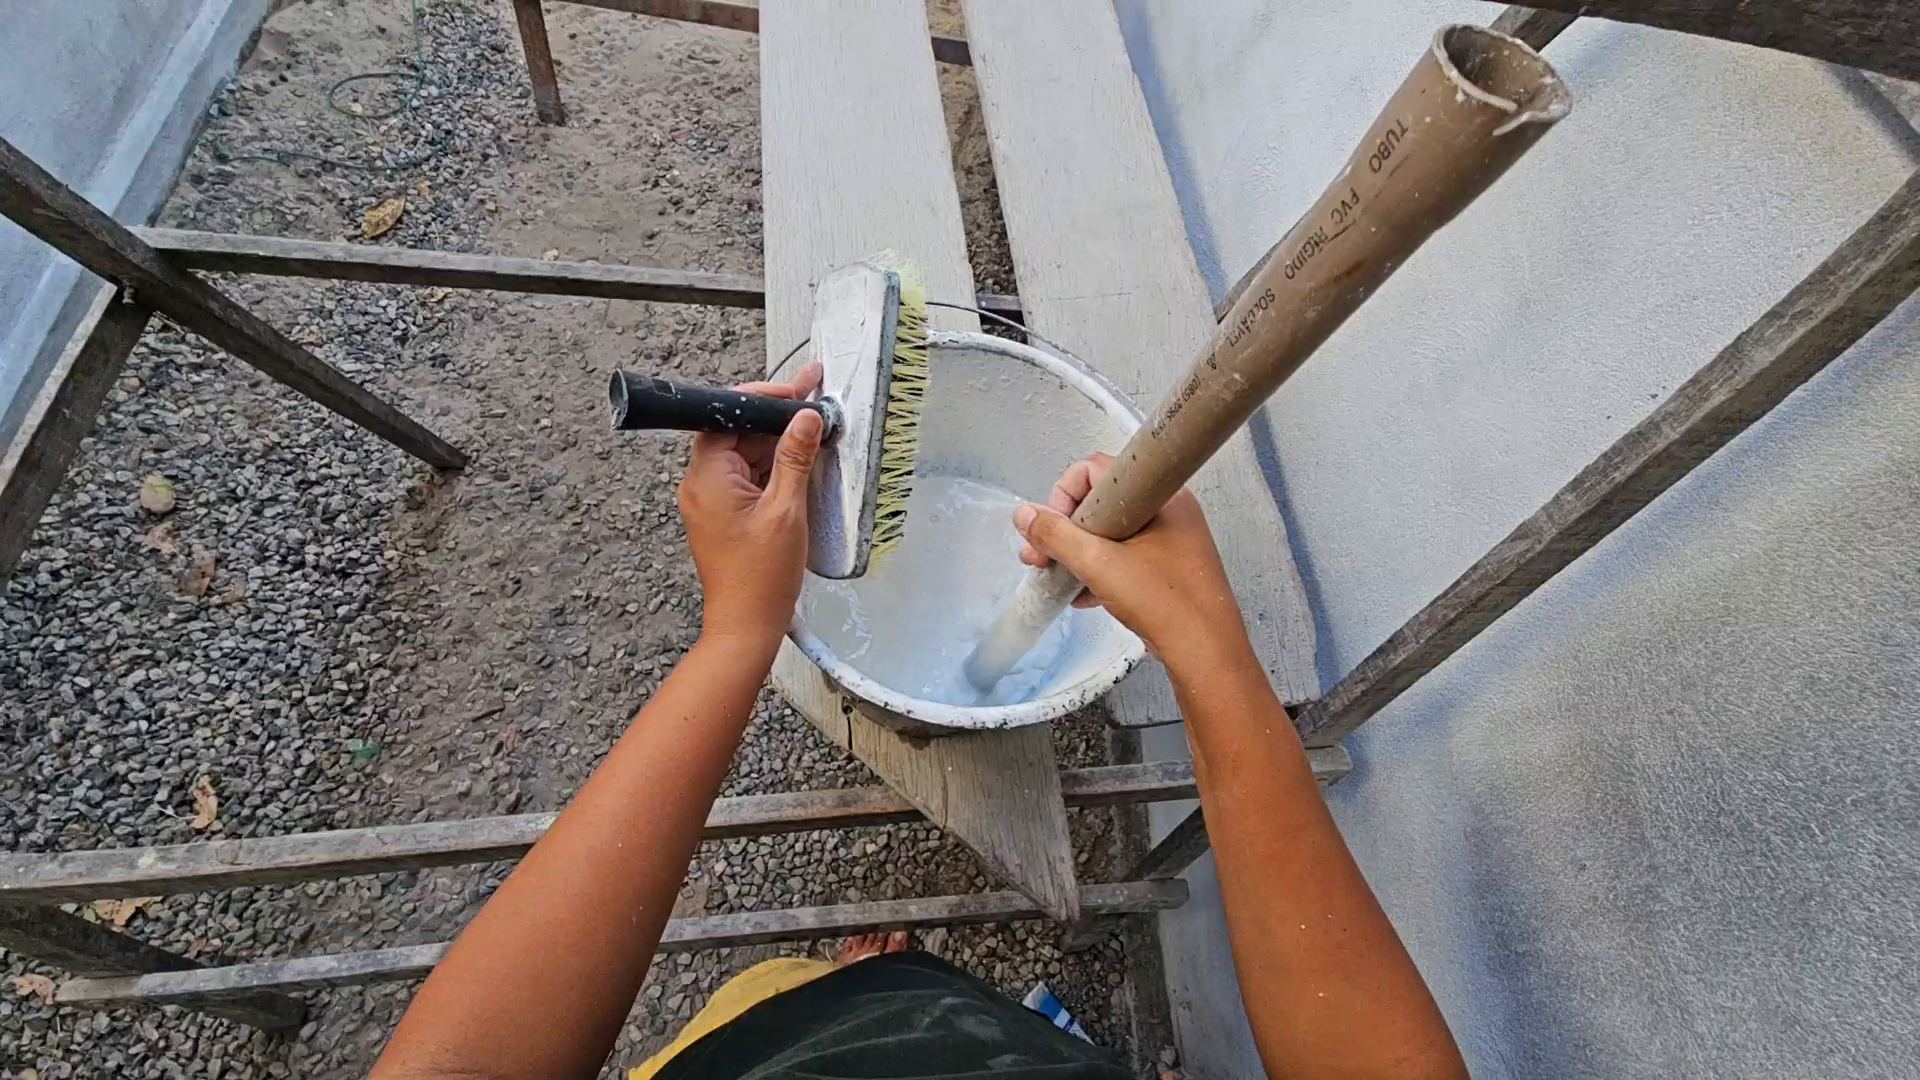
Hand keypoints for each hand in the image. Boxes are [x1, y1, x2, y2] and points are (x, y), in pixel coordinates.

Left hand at [679, 362, 823, 646]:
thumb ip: (795, 458)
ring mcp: (712, 500)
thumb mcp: (787, 510)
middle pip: (736, 433)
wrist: (747, 624)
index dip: (761, 398)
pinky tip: (802, 465)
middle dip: (775, 419)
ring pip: (745, 455)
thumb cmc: (762, 576)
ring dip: (778, 445)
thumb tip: (806, 418)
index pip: (726, 416)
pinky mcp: (725, 514)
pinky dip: (773, 469)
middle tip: (815, 406)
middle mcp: (702, 484)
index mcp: (707, 478)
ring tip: (816, 433)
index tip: (797, 388)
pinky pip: (748, 478)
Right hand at [1013, 452, 1257, 678]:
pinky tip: (1079, 593)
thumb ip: (1055, 536)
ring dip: (1075, 552)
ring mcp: (1167, 539)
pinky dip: (1097, 569)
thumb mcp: (1098, 564)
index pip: (1095, 470)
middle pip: (1097, 502)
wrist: (1204, 652)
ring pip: (1107, 532)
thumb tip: (1025, 516)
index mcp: (1158, 495)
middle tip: (1042, 554)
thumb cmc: (1167, 604)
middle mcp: (1165, 509)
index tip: (1050, 528)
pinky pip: (1121, 554)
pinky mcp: (1164, 566)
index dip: (1063, 496)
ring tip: (1053, 575)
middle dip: (1062, 529)